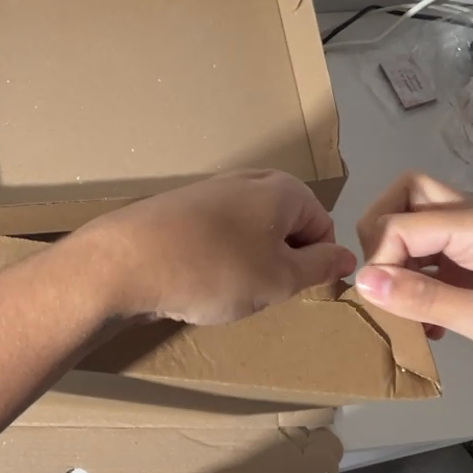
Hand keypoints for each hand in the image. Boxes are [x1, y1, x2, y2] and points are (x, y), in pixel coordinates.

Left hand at [65, 169, 358, 326]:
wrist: (124, 263)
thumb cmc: (215, 271)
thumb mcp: (280, 279)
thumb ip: (320, 267)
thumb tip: (347, 255)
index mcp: (282, 188)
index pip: (323, 227)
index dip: (314, 264)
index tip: (290, 290)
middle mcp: (246, 179)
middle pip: (282, 227)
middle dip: (277, 263)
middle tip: (256, 293)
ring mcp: (205, 191)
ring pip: (245, 235)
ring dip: (243, 266)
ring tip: (221, 291)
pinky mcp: (173, 211)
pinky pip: (210, 238)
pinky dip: (210, 261)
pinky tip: (193, 282)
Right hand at [352, 172, 472, 417]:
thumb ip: (430, 300)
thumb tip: (363, 280)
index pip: (407, 222)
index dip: (381, 258)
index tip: (377, 302)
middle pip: (412, 198)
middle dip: (382, 232)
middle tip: (377, 281)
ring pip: (421, 228)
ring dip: (396, 259)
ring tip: (395, 305)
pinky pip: (433, 263)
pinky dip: (414, 284)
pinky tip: (424, 324)